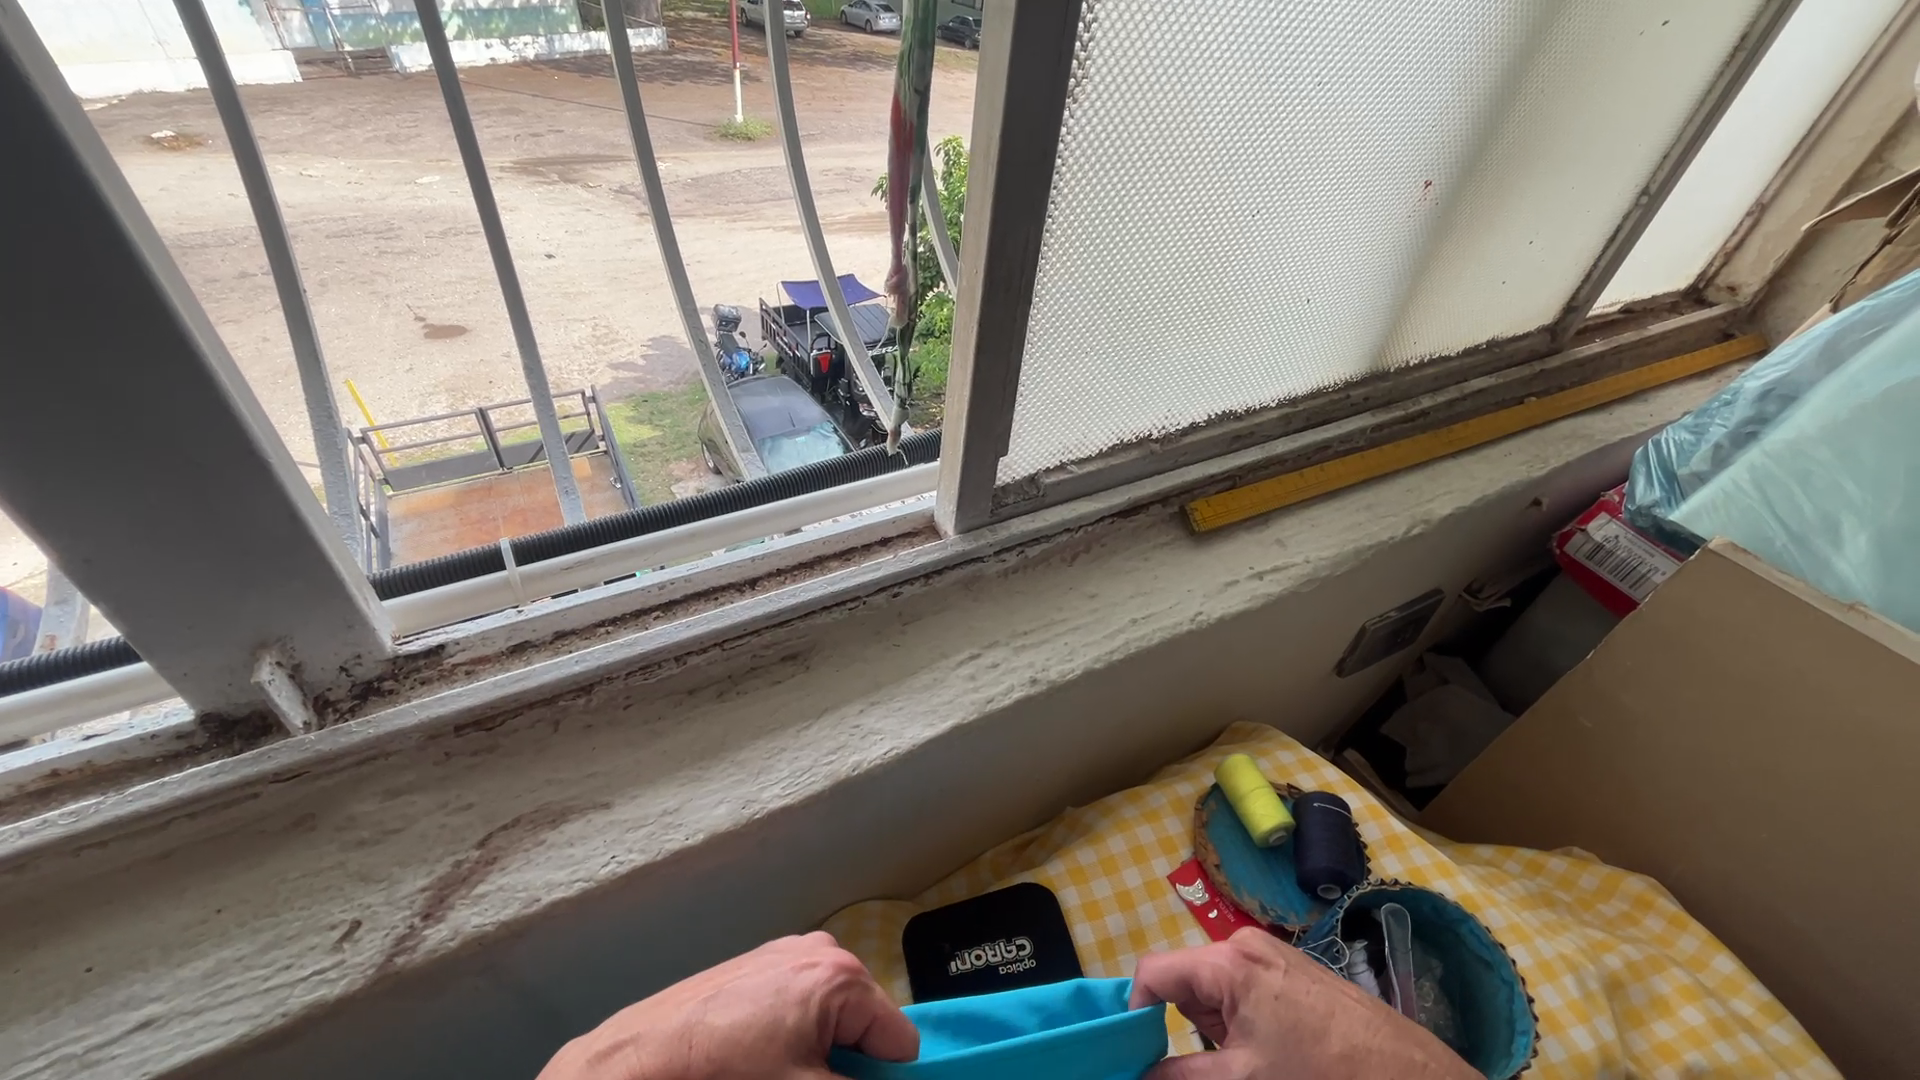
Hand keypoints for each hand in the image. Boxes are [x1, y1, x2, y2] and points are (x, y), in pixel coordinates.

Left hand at [538, 932, 918, 1079]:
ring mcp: (785, 952)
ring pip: (832, 1015)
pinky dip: (791, 1034)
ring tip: (774, 1072)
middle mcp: (821, 950)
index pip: (900, 1042)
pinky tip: (754, 1058)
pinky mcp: (756, 963)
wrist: (637, 1062)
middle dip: (847, 1064)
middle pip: (866, 1023)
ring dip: (819, 1052)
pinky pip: (799, 1003)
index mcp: (842, 975)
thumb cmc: (728, 1076)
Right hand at [1130, 928, 1476, 1079]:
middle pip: (1184, 982)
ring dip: (1211, 1030)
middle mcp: (1244, 944)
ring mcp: (1272, 956)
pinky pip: (1243, 993)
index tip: (1134, 1057)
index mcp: (1228, 959)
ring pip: (1213, 991)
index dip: (1135, 1014)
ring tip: (1240, 1067)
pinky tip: (1265, 1058)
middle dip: (1179, 1027)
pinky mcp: (1293, 973)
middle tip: (1193, 1070)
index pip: (1154, 972)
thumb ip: (1180, 1078)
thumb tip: (1135, 1076)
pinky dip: (1238, 1026)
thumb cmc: (1324, 1074)